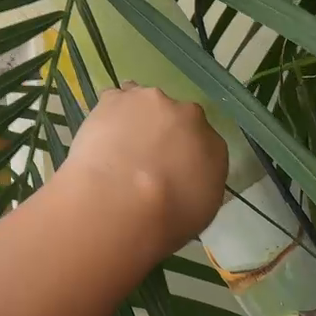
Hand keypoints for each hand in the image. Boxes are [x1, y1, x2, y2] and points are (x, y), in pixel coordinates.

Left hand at [54, 84, 227, 259]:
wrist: (123, 199)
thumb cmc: (167, 217)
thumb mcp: (201, 209)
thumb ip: (199, 179)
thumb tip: (187, 173)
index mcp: (213, 143)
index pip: (204, 142)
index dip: (185, 155)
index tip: (172, 171)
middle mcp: (186, 114)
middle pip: (175, 116)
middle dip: (162, 132)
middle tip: (145, 160)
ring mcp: (149, 100)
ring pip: (144, 102)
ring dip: (136, 118)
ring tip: (120, 146)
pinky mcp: (115, 98)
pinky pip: (115, 99)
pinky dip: (110, 113)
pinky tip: (102, 134)